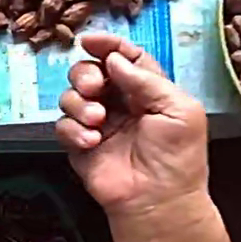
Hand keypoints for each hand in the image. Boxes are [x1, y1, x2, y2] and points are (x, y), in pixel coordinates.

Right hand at [55, 33, 209, 221]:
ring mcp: (95, 122)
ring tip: (97, 123)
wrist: (157, 200)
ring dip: (80, 104)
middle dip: (86, 75)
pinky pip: (62, 125)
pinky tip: (91, 142)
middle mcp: (118, 102)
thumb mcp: (178, 109)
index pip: (124, 58)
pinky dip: (73, 130)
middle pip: (89, 72)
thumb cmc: (177, 156)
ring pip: (70, 96)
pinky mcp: (77, 143)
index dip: (108, 46)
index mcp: (146, 90)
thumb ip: (146, 80)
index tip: (90, 41)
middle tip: (94, 89)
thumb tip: (113, 59)